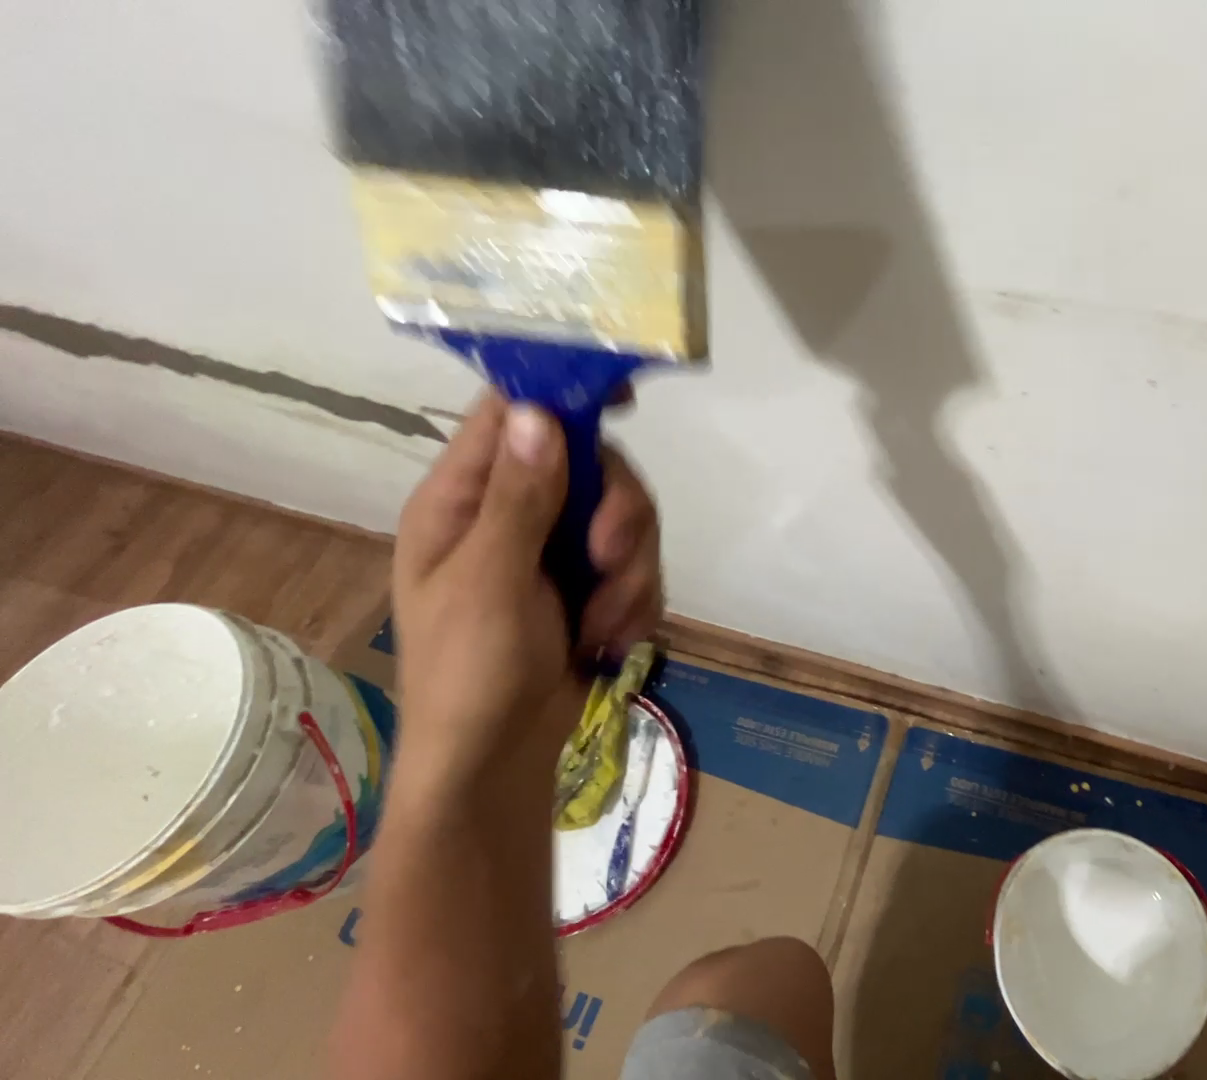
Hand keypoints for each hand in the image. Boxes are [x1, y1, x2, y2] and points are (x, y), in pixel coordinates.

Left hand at [391, 392, 662, 786]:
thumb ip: (519, 499)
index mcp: (464, 501)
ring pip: (627, 522)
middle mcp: (514, 515)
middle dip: (617, 517)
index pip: (513, 416)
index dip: (563, 396)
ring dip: (629, 576)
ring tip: (602, 628)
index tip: (625, 398)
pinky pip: (638, 569)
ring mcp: (557, 552)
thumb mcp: (490, 582)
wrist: (499, 762)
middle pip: (594, 467)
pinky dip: (634, 605)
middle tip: (608, 560)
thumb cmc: (470, 673)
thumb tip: (540, 412)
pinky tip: (609, 642)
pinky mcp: (594, 587)